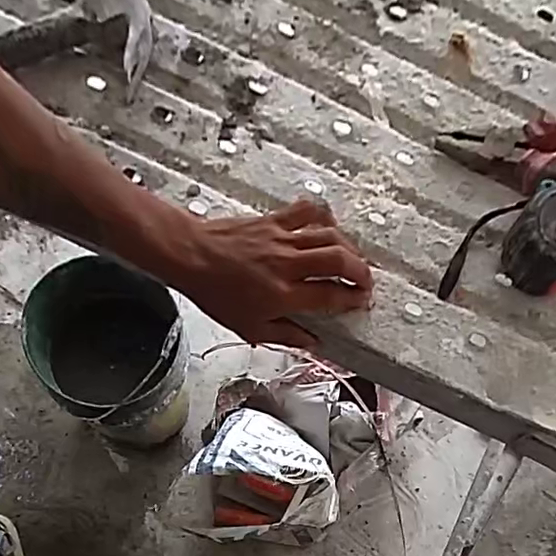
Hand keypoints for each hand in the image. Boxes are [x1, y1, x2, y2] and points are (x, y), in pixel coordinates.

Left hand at [169, 199, 373, 348]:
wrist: (190, 256)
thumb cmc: (216, 293)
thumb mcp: (251, 328)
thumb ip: (287, 336)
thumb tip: (313, 342)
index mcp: (283, 294)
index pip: (330, 295)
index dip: (352, 299)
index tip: (361, 303)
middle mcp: (286, 264)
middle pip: (338, 259)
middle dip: (360, 271)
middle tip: (366, 282)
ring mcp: (281, 238)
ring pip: (329, 235)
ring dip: (349, 247)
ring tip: (354, 260)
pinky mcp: (274, 221)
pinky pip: (307, 212)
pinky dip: (325, 218)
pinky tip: (331, 229)